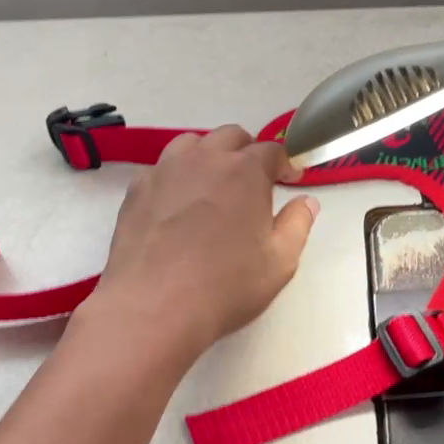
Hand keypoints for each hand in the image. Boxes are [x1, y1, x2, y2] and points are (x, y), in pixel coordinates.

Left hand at [88, 125, 317, 354]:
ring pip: (192, 144)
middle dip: (248, 152)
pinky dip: (177, 176)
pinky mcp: (137, 190)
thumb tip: (306, 202)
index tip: (291, 179)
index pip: (272, 150)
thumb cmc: (226, 285)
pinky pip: (162, 168)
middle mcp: (205, 159)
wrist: (153, 306)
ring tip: (214, 185)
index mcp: (246, 172)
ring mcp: (166, 171)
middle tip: (255, 182)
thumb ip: (297, 225)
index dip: (285, 163)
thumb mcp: (280, 262)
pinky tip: (178, 204)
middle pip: (231, 137)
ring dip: (210, 155)